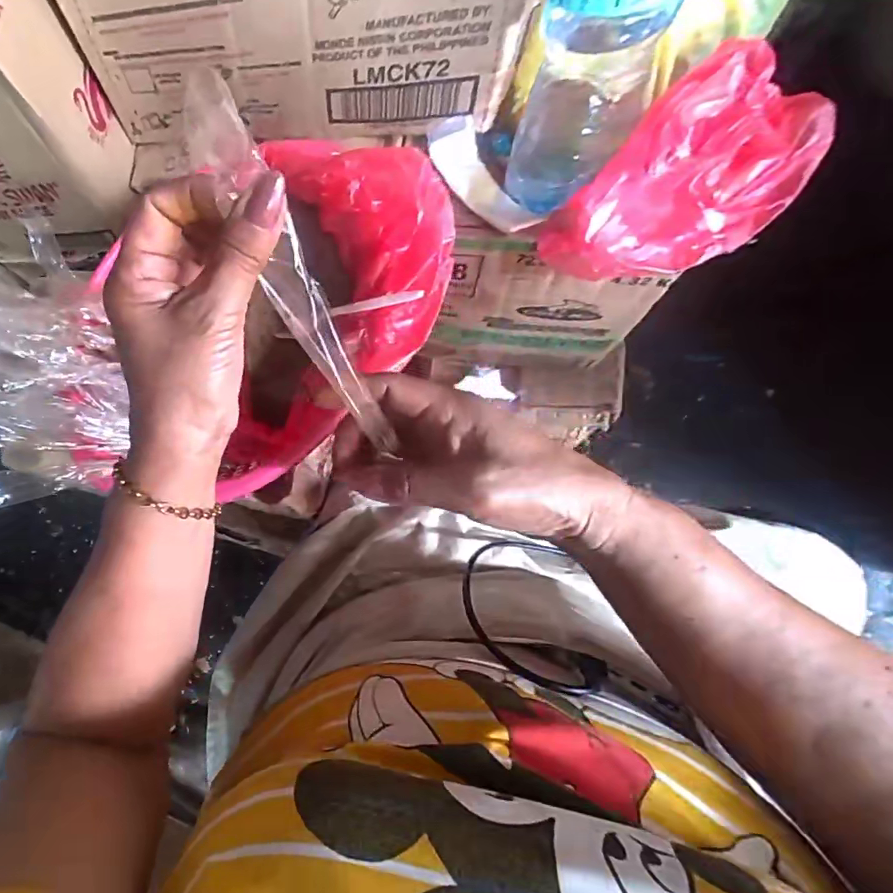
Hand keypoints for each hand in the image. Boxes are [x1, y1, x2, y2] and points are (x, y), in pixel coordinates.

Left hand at [106, 172, 285, 477]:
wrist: (187, 446)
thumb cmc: (188, 383)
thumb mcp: (215, 313)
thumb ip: (243, 250)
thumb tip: (273, 186)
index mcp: (134, 272)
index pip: (158, 204)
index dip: (199, 191)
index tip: (244, 196)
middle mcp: (148, 277)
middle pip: (179, 219)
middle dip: (220, 208)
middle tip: (266, 207)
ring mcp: (172, 296)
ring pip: (200, 244)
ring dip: (232, 232)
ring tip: (270, 226)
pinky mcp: (195, 314)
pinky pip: (214, 270)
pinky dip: (237, 258)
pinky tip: (263, 254)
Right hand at [331, 374, 637, 547]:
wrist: (581, 507)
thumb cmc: (528, 485)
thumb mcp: (465, 487)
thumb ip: (406, 481)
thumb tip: (351, 479)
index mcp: (443, 405)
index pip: (384, 386)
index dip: (346, 389)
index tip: (312, 403)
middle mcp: (438, 415)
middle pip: (379, 410)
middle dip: (351, 434)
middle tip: (340, 473)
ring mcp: (443, 438)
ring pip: (389, 435)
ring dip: (365, 454)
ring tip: (351, 484)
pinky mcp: (449, 460)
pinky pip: (404, 457)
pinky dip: (384, 469)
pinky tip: (374, 489)